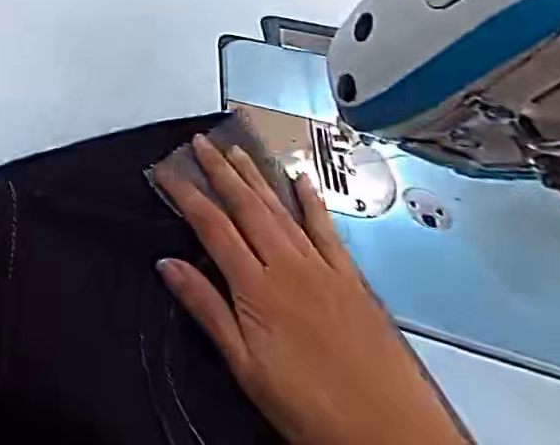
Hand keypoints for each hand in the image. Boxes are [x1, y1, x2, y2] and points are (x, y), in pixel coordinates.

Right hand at [158, 136, 467, 444]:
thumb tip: (169, 267)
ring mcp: (321, 266)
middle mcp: (288, 265)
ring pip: (280, 207)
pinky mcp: (349, 276)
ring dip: (255, 175)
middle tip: (201, 144)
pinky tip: (301, 179)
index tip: (168, 172)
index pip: (212, 225)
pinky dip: (311, 199)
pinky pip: (325, 226)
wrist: (391, 430)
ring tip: (236, 150)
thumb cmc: (315, 410)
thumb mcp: (246, 368)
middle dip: (219, 170)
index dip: (187, 194)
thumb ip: (207, 310)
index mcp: (257, 288)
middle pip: (246, 205)